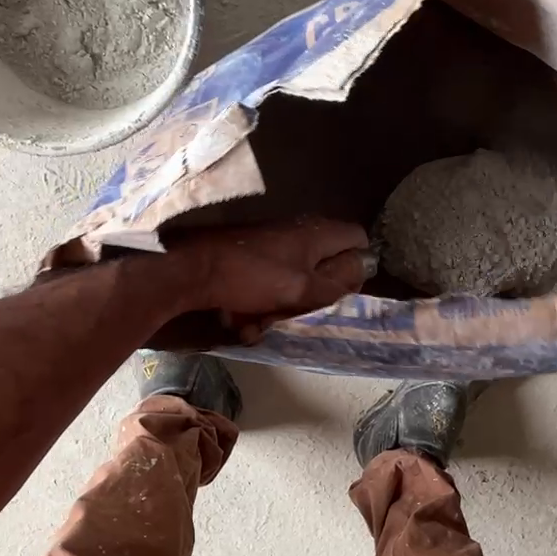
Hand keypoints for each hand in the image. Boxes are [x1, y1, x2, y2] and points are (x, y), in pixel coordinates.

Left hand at [159, 217, 372, 343]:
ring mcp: (274, 243)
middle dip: (314, 295)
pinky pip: (269, 284)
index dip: (358, 266)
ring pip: (295, 281)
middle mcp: (299, 232)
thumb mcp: (302, 288)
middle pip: (327, 265)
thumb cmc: (252, 276)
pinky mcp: (252, 254)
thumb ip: (337, 282)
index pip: (358, 239)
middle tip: (296, 313)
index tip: (344, 292)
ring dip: (282, 307)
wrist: (192, 269)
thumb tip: (364, 268)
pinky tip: (242, 320)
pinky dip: (260, 303)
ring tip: (260, 323)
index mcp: (317, 233)